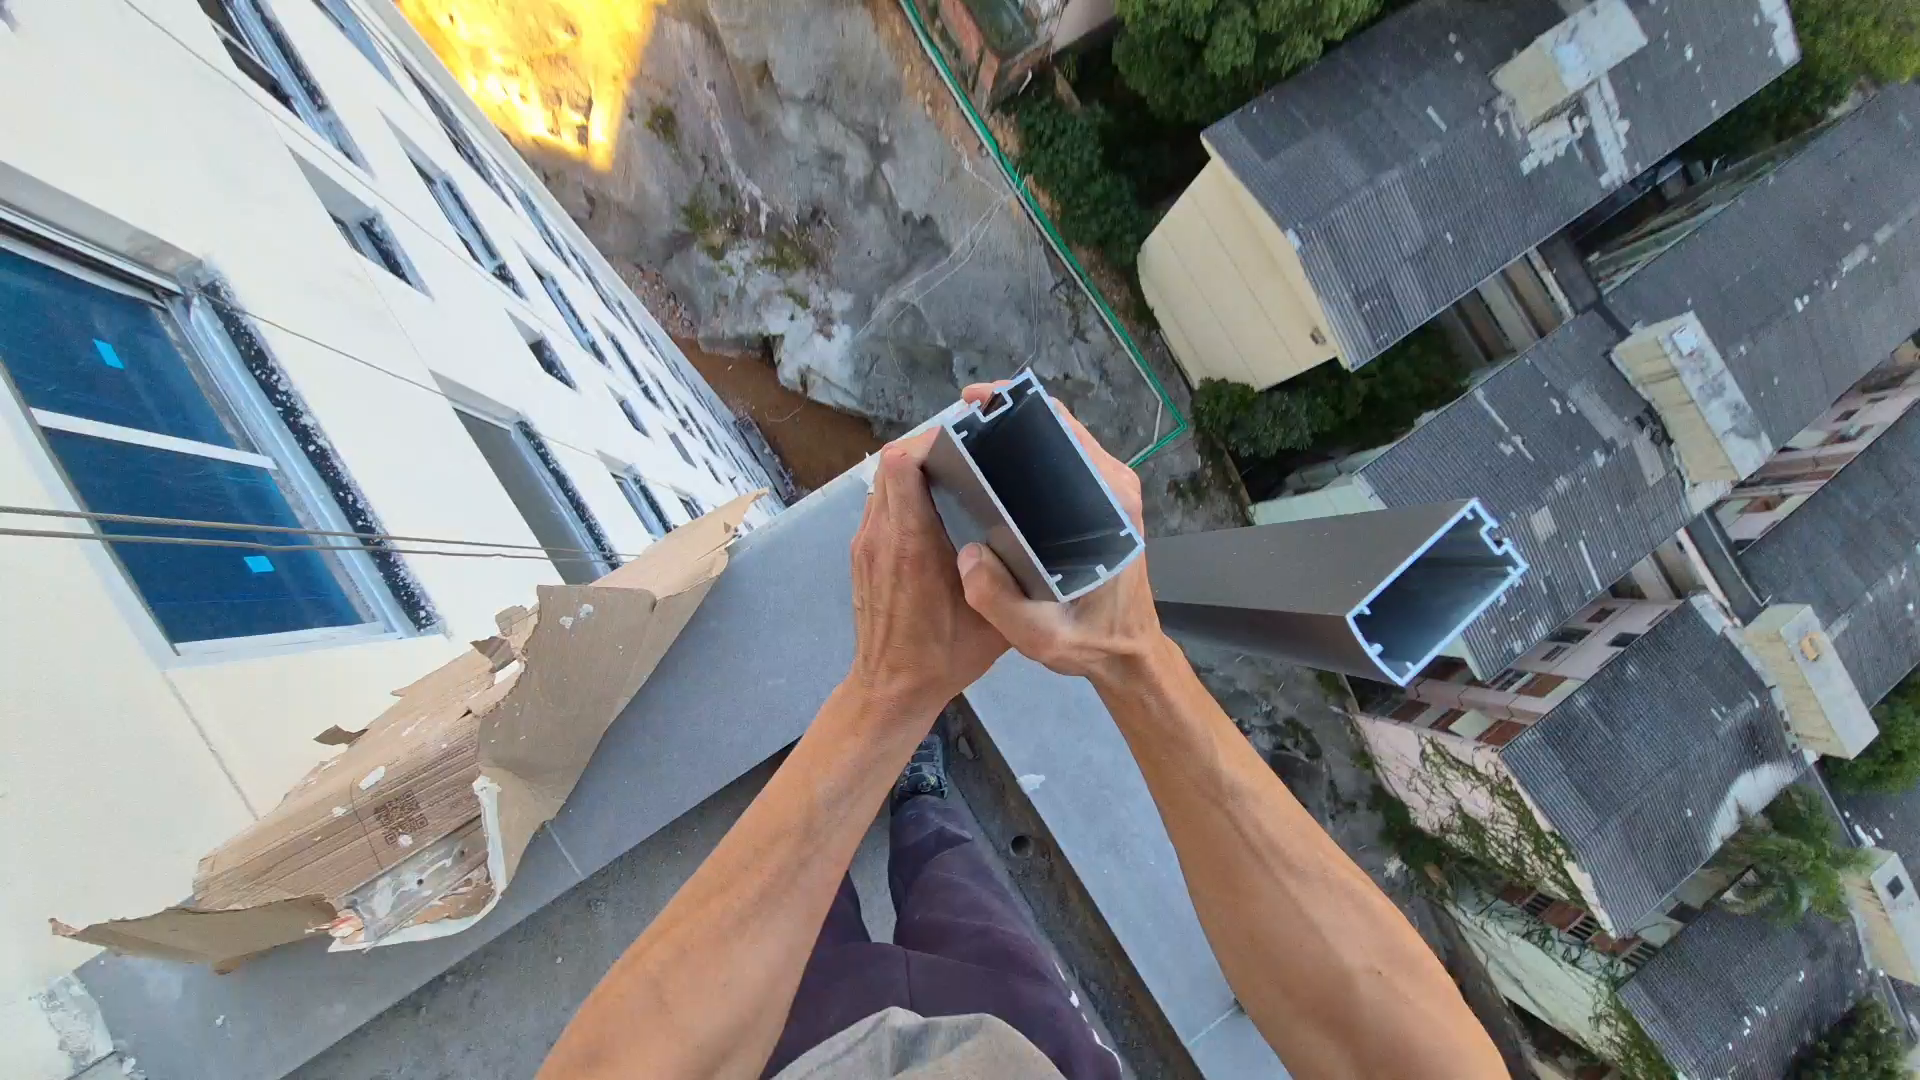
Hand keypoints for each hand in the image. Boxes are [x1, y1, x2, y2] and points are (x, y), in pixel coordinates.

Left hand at [846, 430, 1008, 717]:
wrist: (891, 687)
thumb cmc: (944, 655)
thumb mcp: (993, 619)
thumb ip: (1007, 577)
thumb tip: (1025, 535)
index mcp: (910, 542)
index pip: (902, 463)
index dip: (931, 440)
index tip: (967, 440)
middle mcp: (880, 534)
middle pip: (891, 463)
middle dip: (928, 449)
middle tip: (970, 454)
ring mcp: (866, 543)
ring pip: (884, 482)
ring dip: (915, 470)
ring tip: (957, 475)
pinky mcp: (862, 553)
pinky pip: (881, 504)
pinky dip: (905, 493)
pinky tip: (938, 508)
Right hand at [952, 384, 1166, 683]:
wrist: (1127, 655)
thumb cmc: (1092, 642)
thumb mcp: (1041, 635)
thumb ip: (999, 601)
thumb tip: (965, 555)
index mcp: (1107, 503)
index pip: (1063, 431)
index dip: (1016, 408)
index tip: (973, 404)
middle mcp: (1110, 486)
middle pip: (1055, 428)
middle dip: (1004, 417)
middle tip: (954, 426)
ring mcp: (1104, 492)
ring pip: (1053, 444)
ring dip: (1010, 435)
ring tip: (960, 442)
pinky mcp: (1095, 504)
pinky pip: (1055, 465)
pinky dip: (1021, 458)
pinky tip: (984, 469)